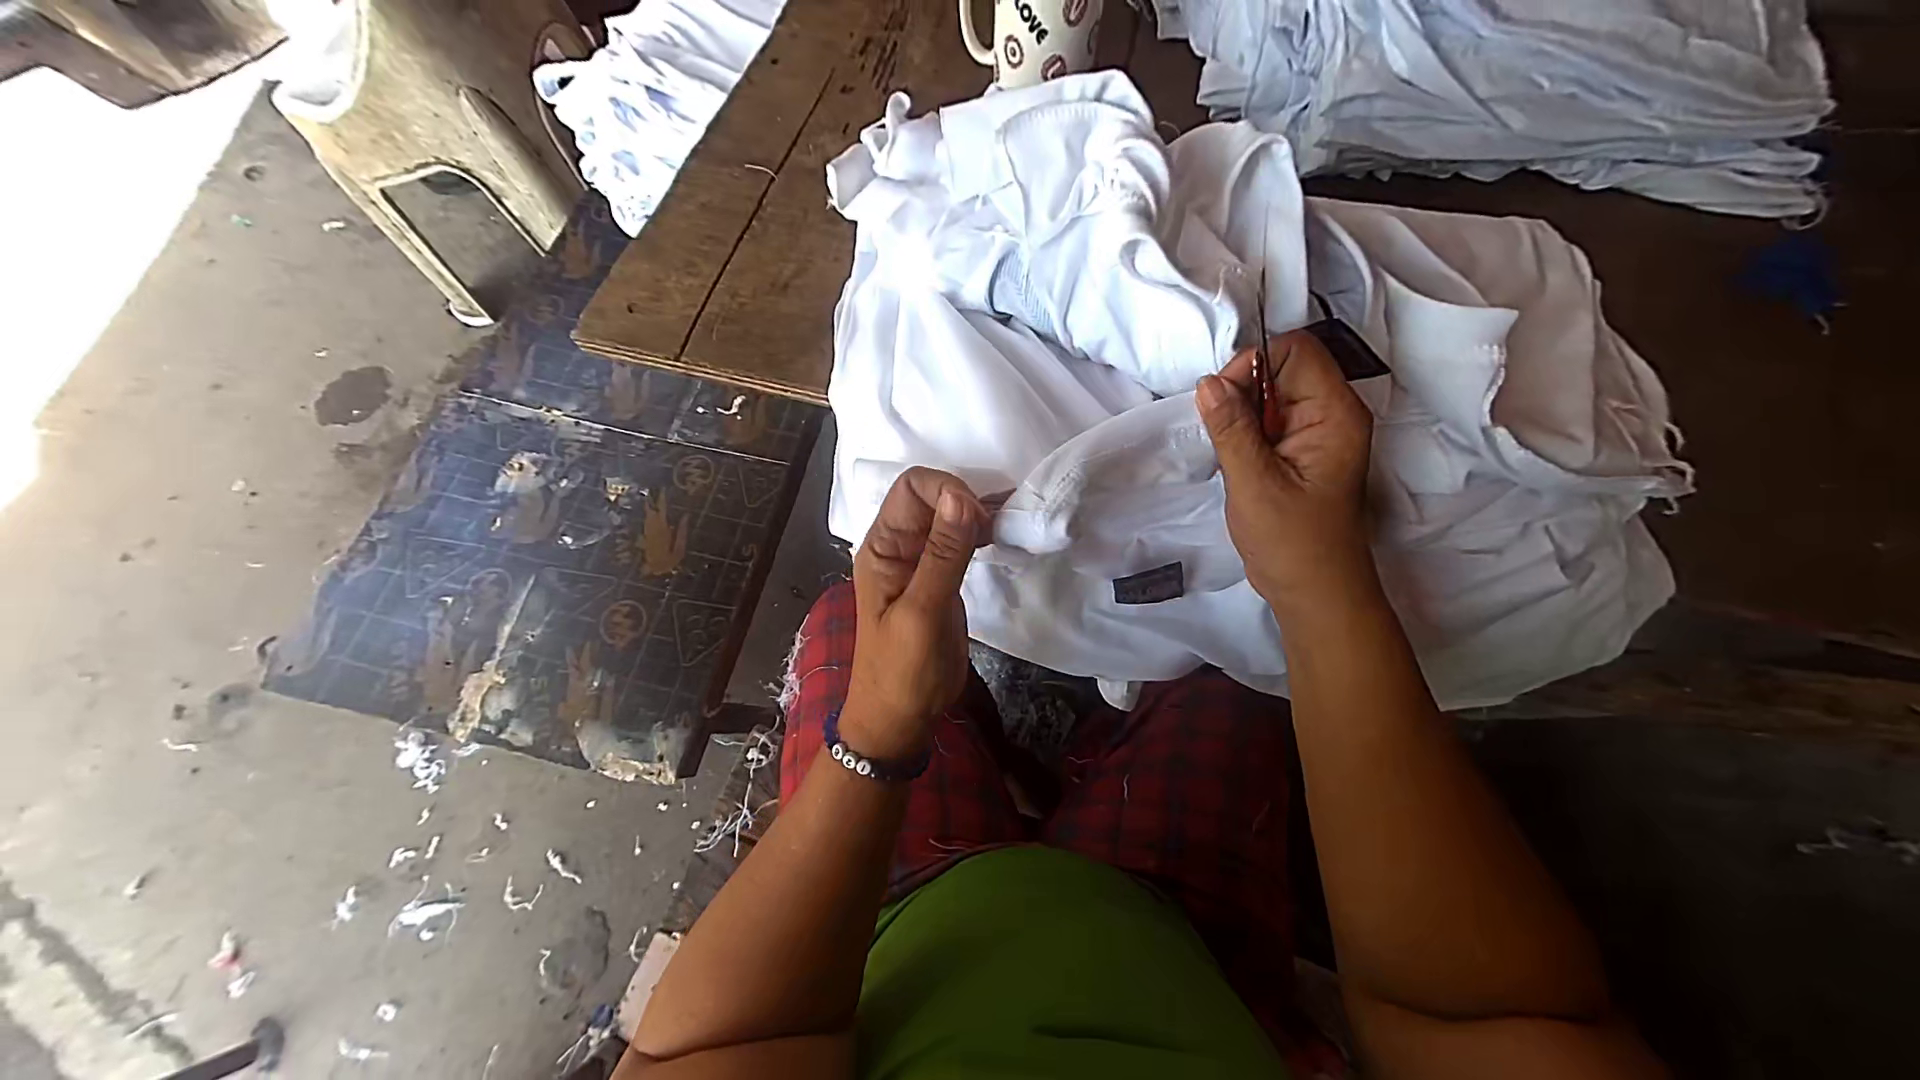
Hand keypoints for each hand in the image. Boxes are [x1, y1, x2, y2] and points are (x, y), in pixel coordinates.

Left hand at [842, 468, 990, 760]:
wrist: (900, 718)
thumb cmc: (902, 672)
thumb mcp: (922, 613)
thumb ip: (943, 555)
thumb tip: (960, 496)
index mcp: (882, 547)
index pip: (911, 488)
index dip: (946, 490)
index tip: (978, 518)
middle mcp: (897, 546)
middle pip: (930, 496)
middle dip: (965, 499)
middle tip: (998, 526)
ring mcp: (919, 561)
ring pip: (947, 516)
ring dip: (976, 515)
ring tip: (1005, 530)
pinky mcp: (939, 577)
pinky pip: (958, 540)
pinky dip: (979, 534)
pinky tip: (998, 541)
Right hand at [1197, 329, 1375, 619]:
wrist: (1313, 591)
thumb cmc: (1292, 543)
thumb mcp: (1255, 483)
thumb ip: (1231, 428)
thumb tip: (1208, 382)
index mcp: (1335, 414)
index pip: (1295, 351)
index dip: (1253, 365)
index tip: (1222, 401)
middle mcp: (1330, 414)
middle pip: (1282, 367)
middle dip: (1242, 389)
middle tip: (1221, 430)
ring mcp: (1314, 433)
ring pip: (1269, 394)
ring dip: (1239, 413)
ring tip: (1230, 451)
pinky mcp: (1297, 451)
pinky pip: (1265, 420)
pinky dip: (1243, 430)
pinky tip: (1234, 458)